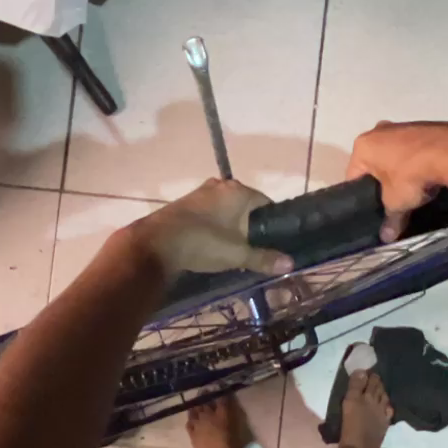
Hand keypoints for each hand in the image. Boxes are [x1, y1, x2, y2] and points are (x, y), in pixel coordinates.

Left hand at [126, 179, 294, 275]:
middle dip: (251, 225)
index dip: (272, 223)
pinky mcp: (186, 203)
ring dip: (231, 226)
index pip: (267, 203)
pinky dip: (215, 225)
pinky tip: (212, 242)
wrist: (156, 243)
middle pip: (246, 206)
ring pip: (227, 209)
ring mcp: (201, 192)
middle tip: (253, 248)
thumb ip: (264, 258)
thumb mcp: (237, 254)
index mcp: (239, 191)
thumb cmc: (203, 243)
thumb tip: (291, 263)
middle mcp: (221, 185)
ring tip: (233, 248)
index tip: (273, 242)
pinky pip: (210, 213)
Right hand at [347, 121, 447, 240]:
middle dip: (382, 181)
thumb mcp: (396, 203)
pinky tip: (426, 176)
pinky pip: (413, 149)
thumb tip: (387, 238)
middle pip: (374, 163)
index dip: (360, 196)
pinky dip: (416, 162)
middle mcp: (378, 131)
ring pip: (394, 154)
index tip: (371, 209)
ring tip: (411, 189)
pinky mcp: (424, 126)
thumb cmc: (410, 175)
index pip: (353, 177)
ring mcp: (402, 125)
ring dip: (400, 170)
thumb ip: (390, 219)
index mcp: (362, 146)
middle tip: (391, 201)